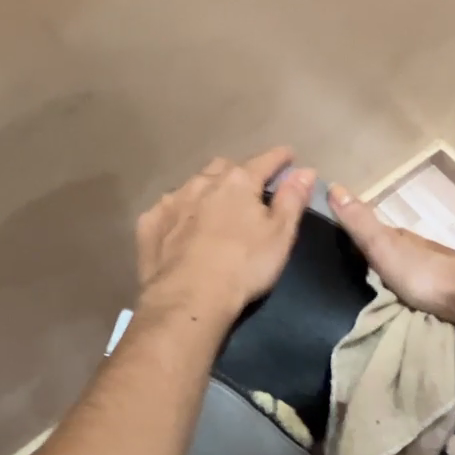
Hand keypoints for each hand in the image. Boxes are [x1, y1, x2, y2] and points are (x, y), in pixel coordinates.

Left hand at [135, 147, 316, 314]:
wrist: (188, 298)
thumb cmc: (244, 266)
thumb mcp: (280, 235)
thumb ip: (293, 199)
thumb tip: (305, 170)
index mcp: (238, 182)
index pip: (264, 160)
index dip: (279, 158)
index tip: (289, 156)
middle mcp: (202, 182)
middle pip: (224, 168)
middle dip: (238, 173)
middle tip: (248, 189)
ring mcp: (172, 201)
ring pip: (193, 185)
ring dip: (206, 191)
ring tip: (213, 209)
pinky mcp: (149, 223)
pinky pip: (168, 209)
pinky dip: (179, 214)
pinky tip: (181, 229)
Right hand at [328, 183, 454, 329]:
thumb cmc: (423, 270)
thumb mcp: (382, 244)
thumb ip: (359, 221)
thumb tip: (333, 185)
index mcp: (401, 238)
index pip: (374, 232)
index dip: (355, 237)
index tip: (335, 250)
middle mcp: (418, 251)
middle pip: (391, 254)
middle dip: (374, 263)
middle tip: (350, 281)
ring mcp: (434, 274)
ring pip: (407, 274)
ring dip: (392, 282)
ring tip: (372, 300)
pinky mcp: (445, 297)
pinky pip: (419, 294)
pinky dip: (408, 297)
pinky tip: (400, 309)